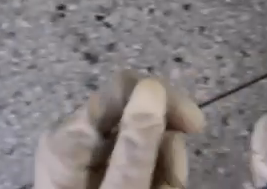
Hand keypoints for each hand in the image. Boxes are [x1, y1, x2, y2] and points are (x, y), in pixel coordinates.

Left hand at [33, 73, 205, 188]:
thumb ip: (135, 147)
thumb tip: (153, 87)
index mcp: (70, 138)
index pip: (123, 88)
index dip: (164, 97)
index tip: (196, 127)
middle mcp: (79, 140)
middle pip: (139, 116)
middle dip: (165, 150)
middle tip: (175, 185)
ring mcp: (92, 160)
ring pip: (147, 143)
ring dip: (164, 172)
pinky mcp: (106, 177)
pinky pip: (143, 165)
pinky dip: (158, 183)